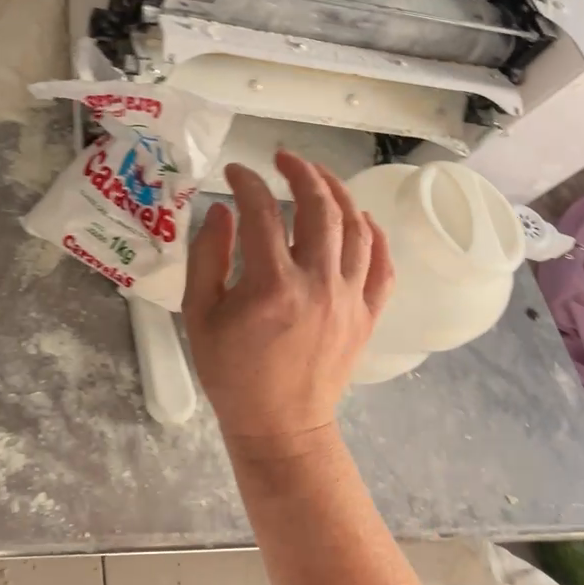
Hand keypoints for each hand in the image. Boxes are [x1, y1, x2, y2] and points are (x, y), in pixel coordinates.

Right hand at [183, 151, 393, 451]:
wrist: (281, 427)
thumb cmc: (231, 373)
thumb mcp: (200, 314)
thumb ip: (207, 256)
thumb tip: (222, 210)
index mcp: (271, 285)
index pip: (261, 212)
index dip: (246, 182)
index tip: (234, 171)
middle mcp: (317, 284)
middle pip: (320, 209)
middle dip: (302, 172)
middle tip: (283, 157)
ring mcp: (349, 299)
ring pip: (356, 229)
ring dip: (338, 193)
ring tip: (318, 176)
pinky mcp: (367, 316)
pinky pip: (383, 266)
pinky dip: (376, 235)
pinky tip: (361, 218)